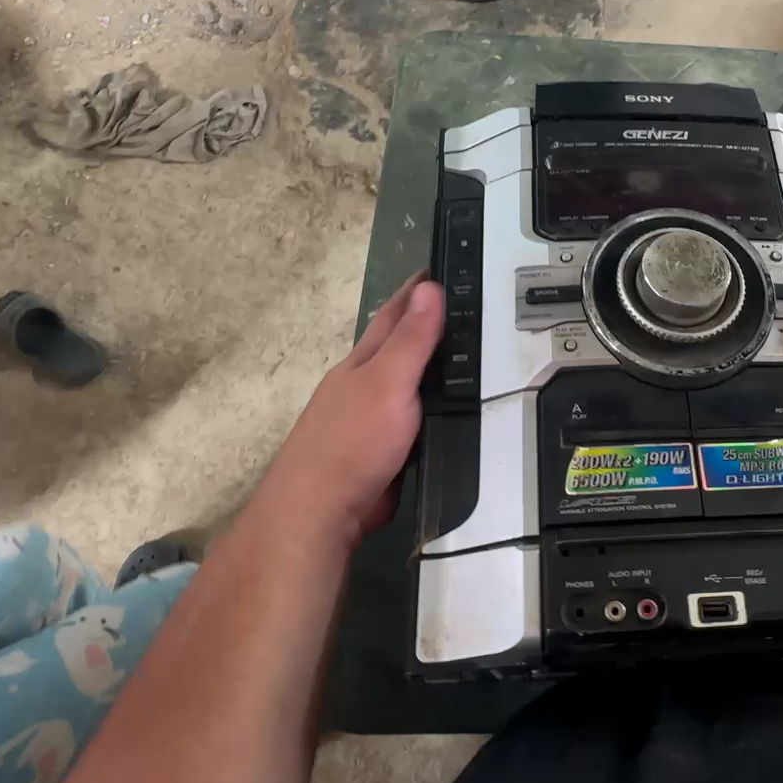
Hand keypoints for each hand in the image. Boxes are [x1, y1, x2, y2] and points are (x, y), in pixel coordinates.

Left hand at [261, 273, 443, 547]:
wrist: (321, 512)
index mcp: (363, 363)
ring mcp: (371, 422)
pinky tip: (447, 415)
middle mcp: (364, 386)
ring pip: (407, 387)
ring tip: (461, 359)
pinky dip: (431, 412)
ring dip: (429, 372)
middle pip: (399, 349)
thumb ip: (411, 339)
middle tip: (460, 309)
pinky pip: (415, 423)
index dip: (416, 292)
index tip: (438, 270)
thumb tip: (429, 288)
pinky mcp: (382, 455)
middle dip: (423, 327)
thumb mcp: (388, 382)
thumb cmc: (352, 441)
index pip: (393, 316)